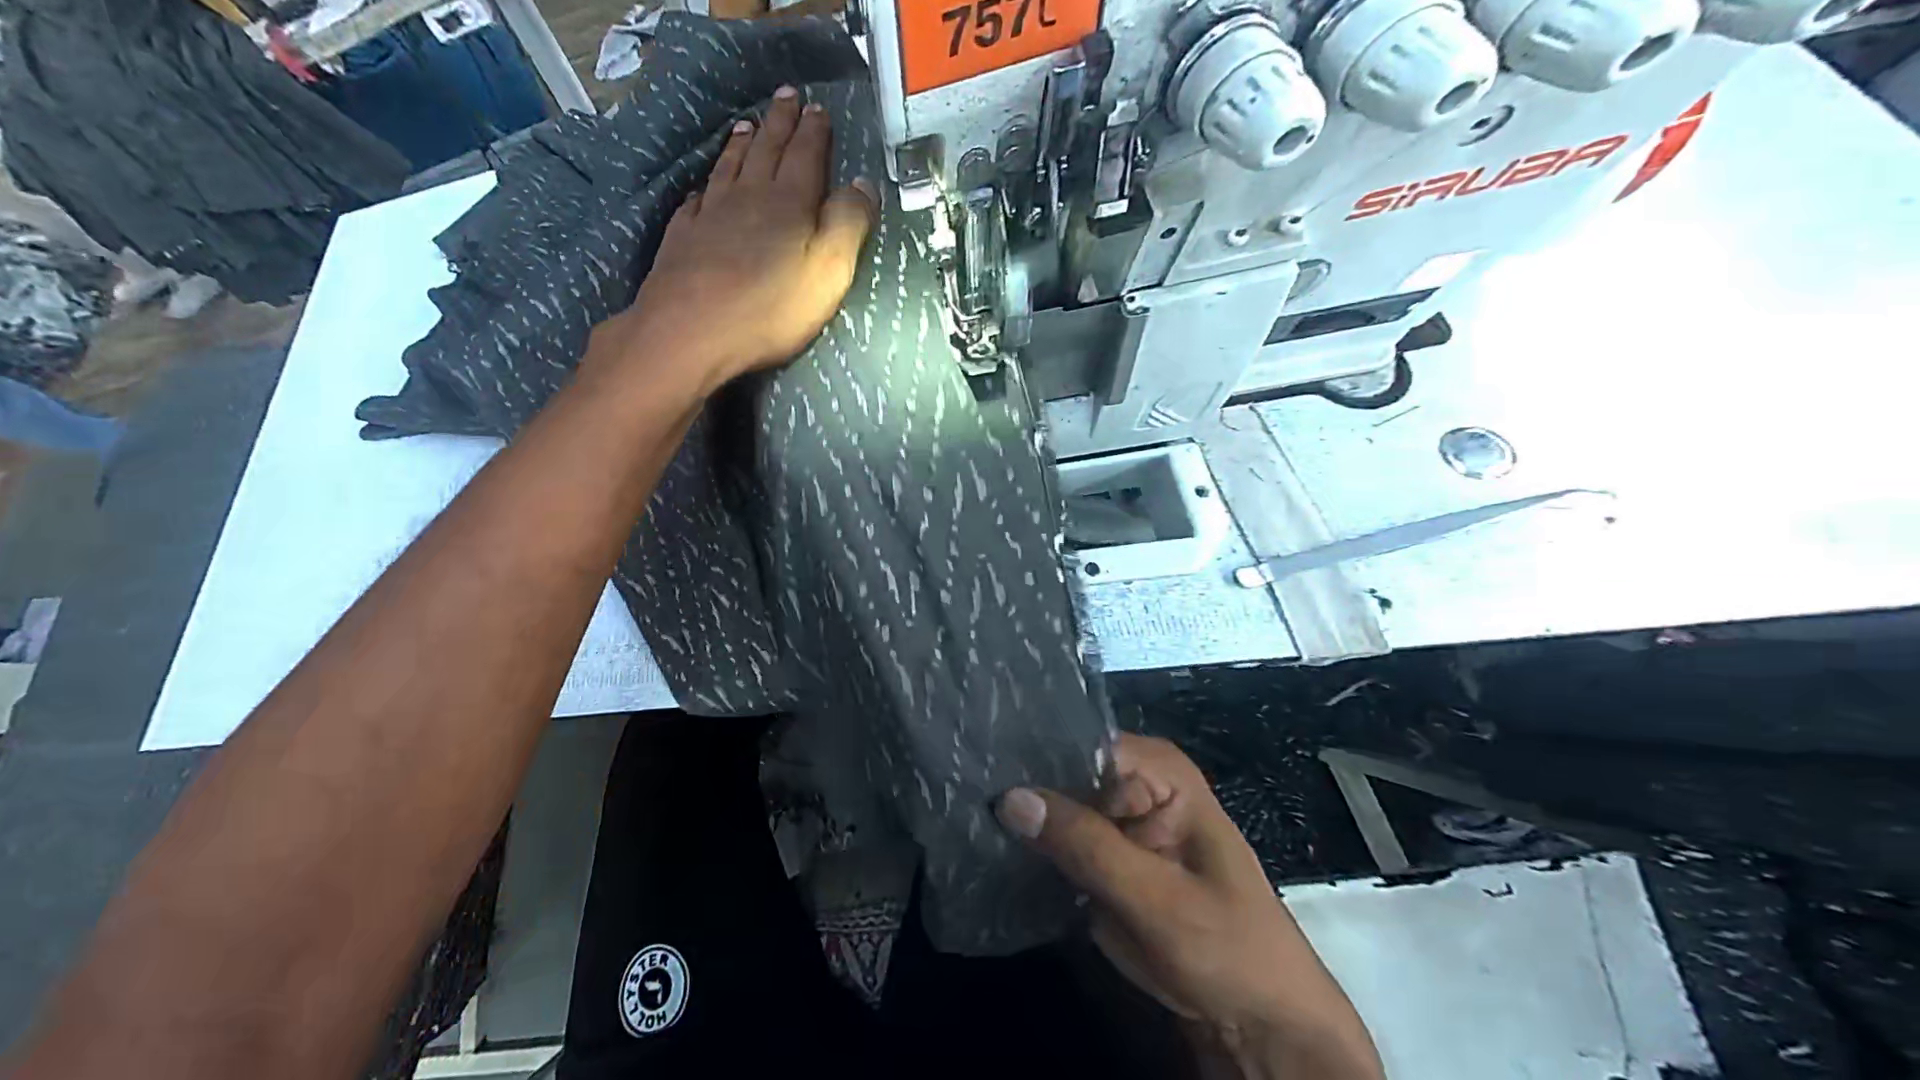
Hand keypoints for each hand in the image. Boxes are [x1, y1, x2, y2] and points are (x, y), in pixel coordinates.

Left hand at [594, 85, 876, 392]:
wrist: (691, 331)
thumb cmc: (770, 308)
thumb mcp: (829, 271)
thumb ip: (849, 224)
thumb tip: (863, 183)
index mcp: (789, 204)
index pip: (806, 156)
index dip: (814, 132)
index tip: (818, 108)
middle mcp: (748, 198)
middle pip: (766, 151)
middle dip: (779, 123)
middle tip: (786, 96)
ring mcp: (710, 215)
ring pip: (730, 168)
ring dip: (742, 144)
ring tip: (746, 125)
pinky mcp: (684, 238)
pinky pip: (698, 200)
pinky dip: (707, 185)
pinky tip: (705, 185)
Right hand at [997, 735, 1384, 1079]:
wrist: (1258, 1024)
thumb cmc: (1229, 950)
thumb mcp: (1159, 901)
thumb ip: (1086, 845)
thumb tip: (1009, 796)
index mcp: (1159, 770)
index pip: (1080, 741)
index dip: (1030, 752)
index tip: (976, 762)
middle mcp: (1133, 783)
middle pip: (1060, 770)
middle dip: (1015, 785)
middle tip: (958, 790)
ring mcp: (1116, 821)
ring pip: (1051, 806)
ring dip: (1015, 819)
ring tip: (960, 812)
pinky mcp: (1102, 857)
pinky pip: (1055, 842)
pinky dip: (1027, 848)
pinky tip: (982, 844)